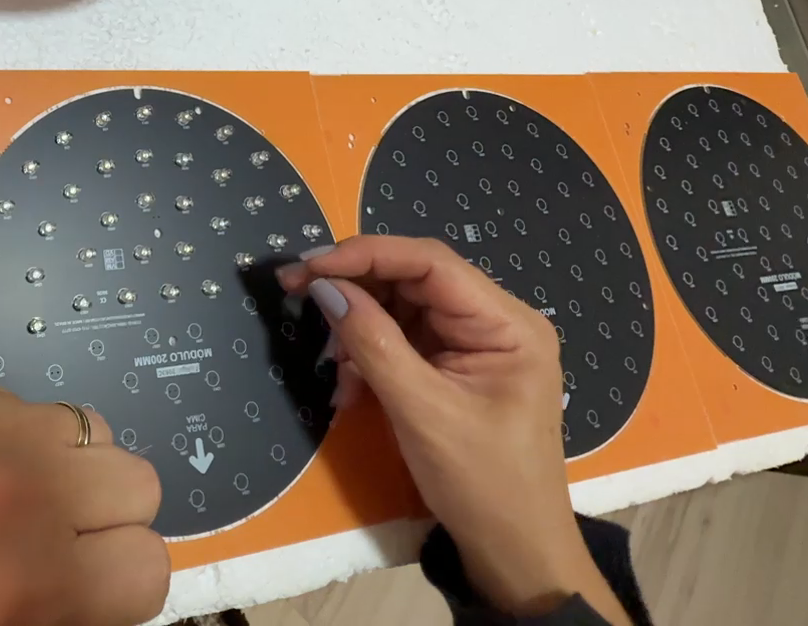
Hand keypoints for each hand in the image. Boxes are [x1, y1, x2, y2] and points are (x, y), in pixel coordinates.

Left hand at [0, 374, 167, 625]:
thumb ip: (48, 613)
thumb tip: (93, 584)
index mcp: (25, 585)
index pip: (148, 570)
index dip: (122, 582)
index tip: (85, 582)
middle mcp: (26, 493)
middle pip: (140, 484)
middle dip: (111, 515)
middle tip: (62, 531)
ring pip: (97, 431)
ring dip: (75, 464)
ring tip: (25, 485)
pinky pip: (38, 405)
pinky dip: (27, 433)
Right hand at [278, 236, 625, 623]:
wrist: (513, 553)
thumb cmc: (481, 483)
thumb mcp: (421, 410)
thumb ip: (372, 341)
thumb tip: (322, 287)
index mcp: (506, 323)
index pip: (429, 263)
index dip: (366, 254)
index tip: (310, 264)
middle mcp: (491, 318)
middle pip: (409, 277)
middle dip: (352, 284)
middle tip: (294, 288)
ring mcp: (469, 339)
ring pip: (396, 303)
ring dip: (355, 324)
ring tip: (330, 360)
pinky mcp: (448, 360)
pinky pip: (396, 334)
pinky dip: (364, 351)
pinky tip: (348, 381)